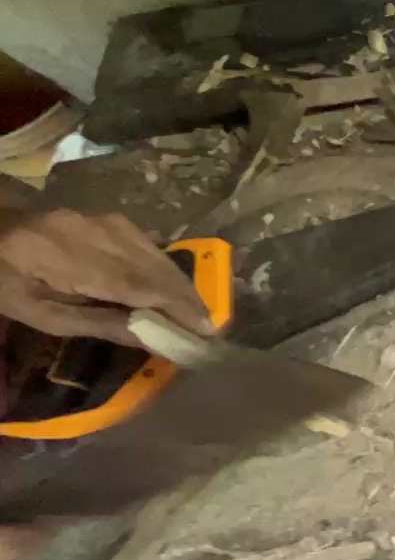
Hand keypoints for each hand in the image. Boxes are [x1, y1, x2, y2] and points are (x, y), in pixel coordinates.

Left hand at [0, 209, 212, 346]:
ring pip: (161, 260)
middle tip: (208, 326)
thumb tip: (157, 339)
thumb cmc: (2, 281)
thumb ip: (98, 324)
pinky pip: (154, 249)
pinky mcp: (115, 219)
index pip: (136, 285)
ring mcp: (104, 221)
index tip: (206, 331)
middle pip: (155, 271)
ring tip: (196, 312)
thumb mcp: (39, 313)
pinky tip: (176, 289)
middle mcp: (89, 231)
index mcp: (57, 256)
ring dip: (183, 287)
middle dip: (187, 300)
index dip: (177, 308)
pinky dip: (169, 272)